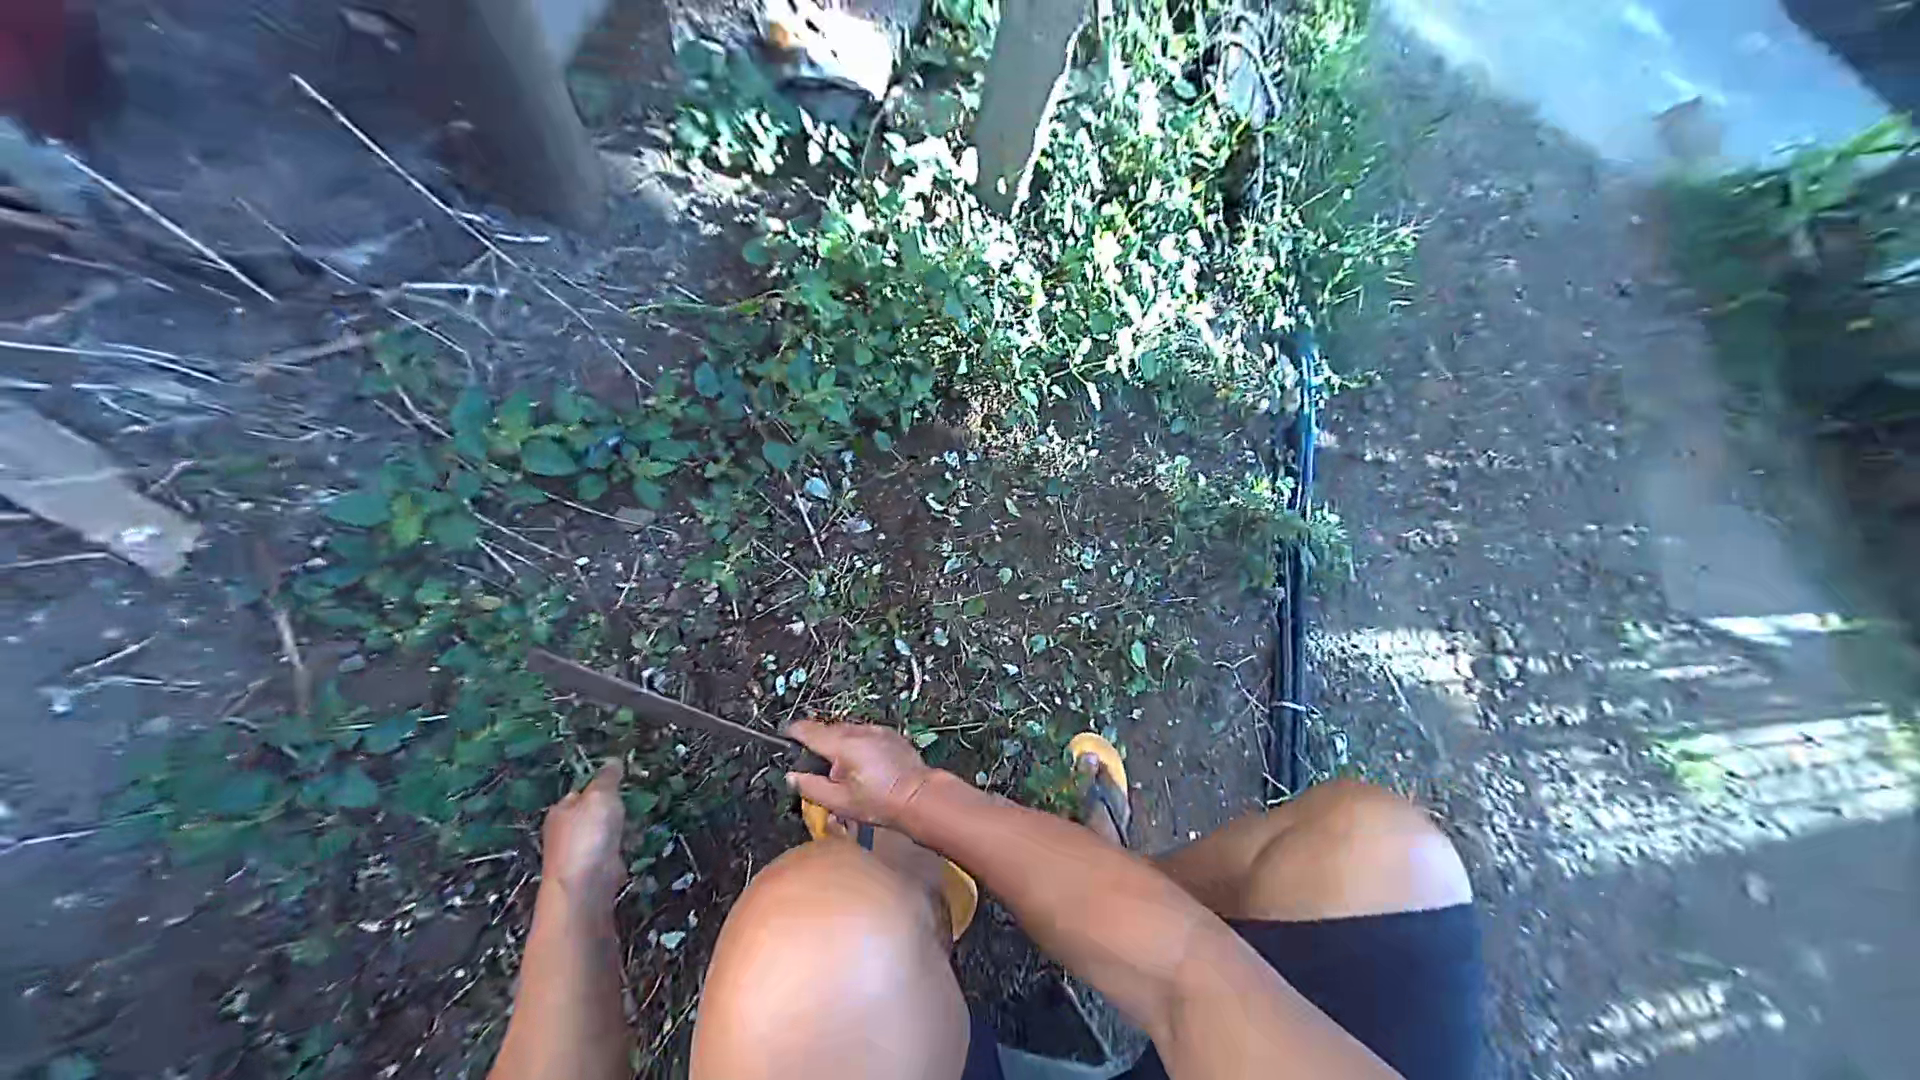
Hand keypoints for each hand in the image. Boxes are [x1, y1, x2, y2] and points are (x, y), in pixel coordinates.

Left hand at [540, 760, 625, 909]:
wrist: (585, 887)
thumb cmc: (588, 835)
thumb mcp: (600, 796)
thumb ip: (607, 778)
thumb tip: (612, 761)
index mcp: (561, 811)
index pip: (579, 792)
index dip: (599, 784)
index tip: (621, 780)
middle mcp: (565, 832)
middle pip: (592, 813)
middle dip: (612, 808)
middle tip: (634, 799)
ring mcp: (579, 854)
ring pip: (604, 833)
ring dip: (620, 828)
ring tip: (639, 819)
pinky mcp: (594, 871)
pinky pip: (612, 851)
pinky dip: (623, 847)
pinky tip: (635, 844)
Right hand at [785, 720, 937, 829]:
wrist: (917, 796)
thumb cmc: (880, 802)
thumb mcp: (839, 802)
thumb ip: (811, 787)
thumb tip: (793, 777)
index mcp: (842, 745)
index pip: (810, 730)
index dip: (795, 731)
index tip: (786, 734)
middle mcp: (858, 731)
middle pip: (829, 729)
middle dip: (819, 743)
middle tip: (817, 765)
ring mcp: (876, 730)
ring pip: (847, 731)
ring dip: (839, 743)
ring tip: (843, 770)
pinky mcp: (889, 734)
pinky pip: (864, 733)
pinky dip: (857, 744)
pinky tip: (862, 765)